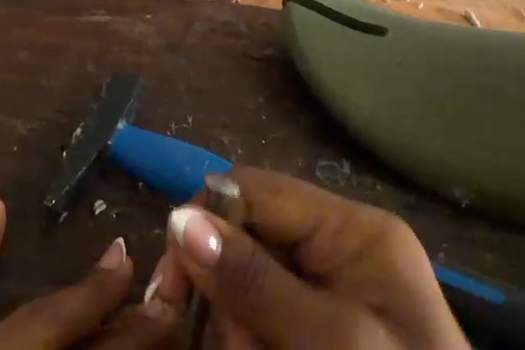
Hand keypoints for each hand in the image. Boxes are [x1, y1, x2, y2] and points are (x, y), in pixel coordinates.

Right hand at [144, 168, 467, 348]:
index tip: (173, 285)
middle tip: (207, 337)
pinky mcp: (317, 327)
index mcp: (352, 230)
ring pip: (240, 279)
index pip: (251, 189)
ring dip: (226, 320)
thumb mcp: (332, 341)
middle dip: (215, 286)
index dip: (204, 224)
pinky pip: (257, 313)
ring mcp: (327, 289)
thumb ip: (256, 281)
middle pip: (242, 234)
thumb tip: (178, 218)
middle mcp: (336, 246)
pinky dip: (243, 337)